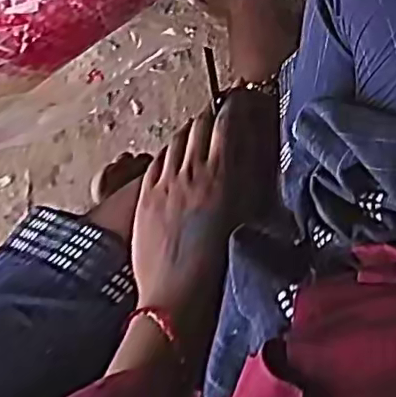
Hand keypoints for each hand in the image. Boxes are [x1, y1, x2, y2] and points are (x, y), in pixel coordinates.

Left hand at [130, 110, 231, 322]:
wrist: (176, 294)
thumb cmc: (219, 258)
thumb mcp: (245, 210)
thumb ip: (247, 173)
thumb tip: (250, 145)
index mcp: (221, 173)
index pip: (225, 122)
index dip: (232, 107)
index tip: (238, 102)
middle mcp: (191, 170)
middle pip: (199, 123)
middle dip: (211, 115)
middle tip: (219, 117)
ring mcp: (164, 181)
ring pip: (176, 138)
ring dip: (190, 132)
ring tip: (199, 138)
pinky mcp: (145, 194)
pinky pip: (158, 159)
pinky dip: (170, 152)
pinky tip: (177, 160)